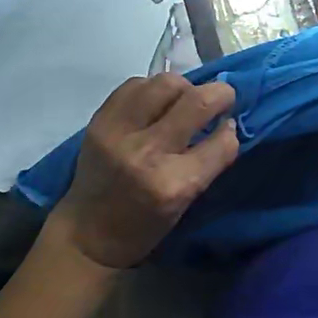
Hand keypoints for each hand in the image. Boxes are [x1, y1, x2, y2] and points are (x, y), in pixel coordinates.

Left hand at [47, 74, 240, 268]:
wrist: (87, 234)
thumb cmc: (144, 226)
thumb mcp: (185, 203)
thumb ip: (208, 163)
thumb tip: (226, 122)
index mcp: (173, 184)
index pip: (221, 142)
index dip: (230, 130)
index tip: (227, 125)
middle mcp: (147, 152)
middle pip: (196, 101)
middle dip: (219, 94)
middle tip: (220, 100)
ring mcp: (119, 132)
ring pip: (166, 83)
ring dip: (184, 88)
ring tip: (182, 102)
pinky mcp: (99, 120)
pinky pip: (135, 84)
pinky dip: (152, 89)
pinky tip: (155, 104)